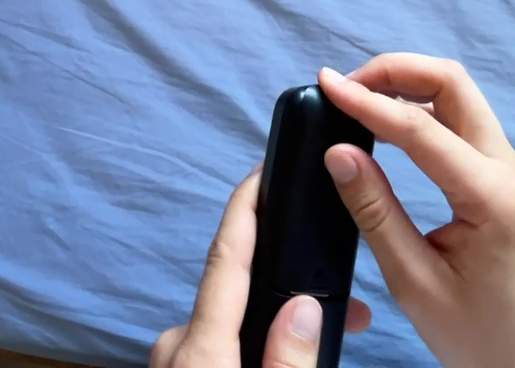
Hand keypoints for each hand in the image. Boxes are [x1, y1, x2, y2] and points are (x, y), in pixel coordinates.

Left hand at [153, 168, 373, 367]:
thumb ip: (288, 363)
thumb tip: (304, 307)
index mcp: (198, 348)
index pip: (225, 258)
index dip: (244, 206)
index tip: (262, 167)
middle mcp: (178, 347)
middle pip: (233, 289)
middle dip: (283, 275)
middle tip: (338, 277)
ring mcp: (176, 364)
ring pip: (231, 320)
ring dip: (276, 316)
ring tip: (337, 323)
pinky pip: (222, 343)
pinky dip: (256, 339)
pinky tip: (288, 351)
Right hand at [319, 56, 514, 367]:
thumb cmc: (479, 337)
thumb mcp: (414, 282)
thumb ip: (374, 212)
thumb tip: (337, 151)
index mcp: (490, 197)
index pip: (420, 128)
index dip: (367, 101)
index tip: (326, 84)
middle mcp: (506, 167)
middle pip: (451, 82)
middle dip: (394, 70)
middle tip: (346, 85)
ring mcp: (505, 166)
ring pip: (456, 92)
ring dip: (406, 81)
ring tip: (358, 96)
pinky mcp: (497, 172)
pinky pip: (457, 116)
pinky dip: (417, 102)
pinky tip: (386, 118)